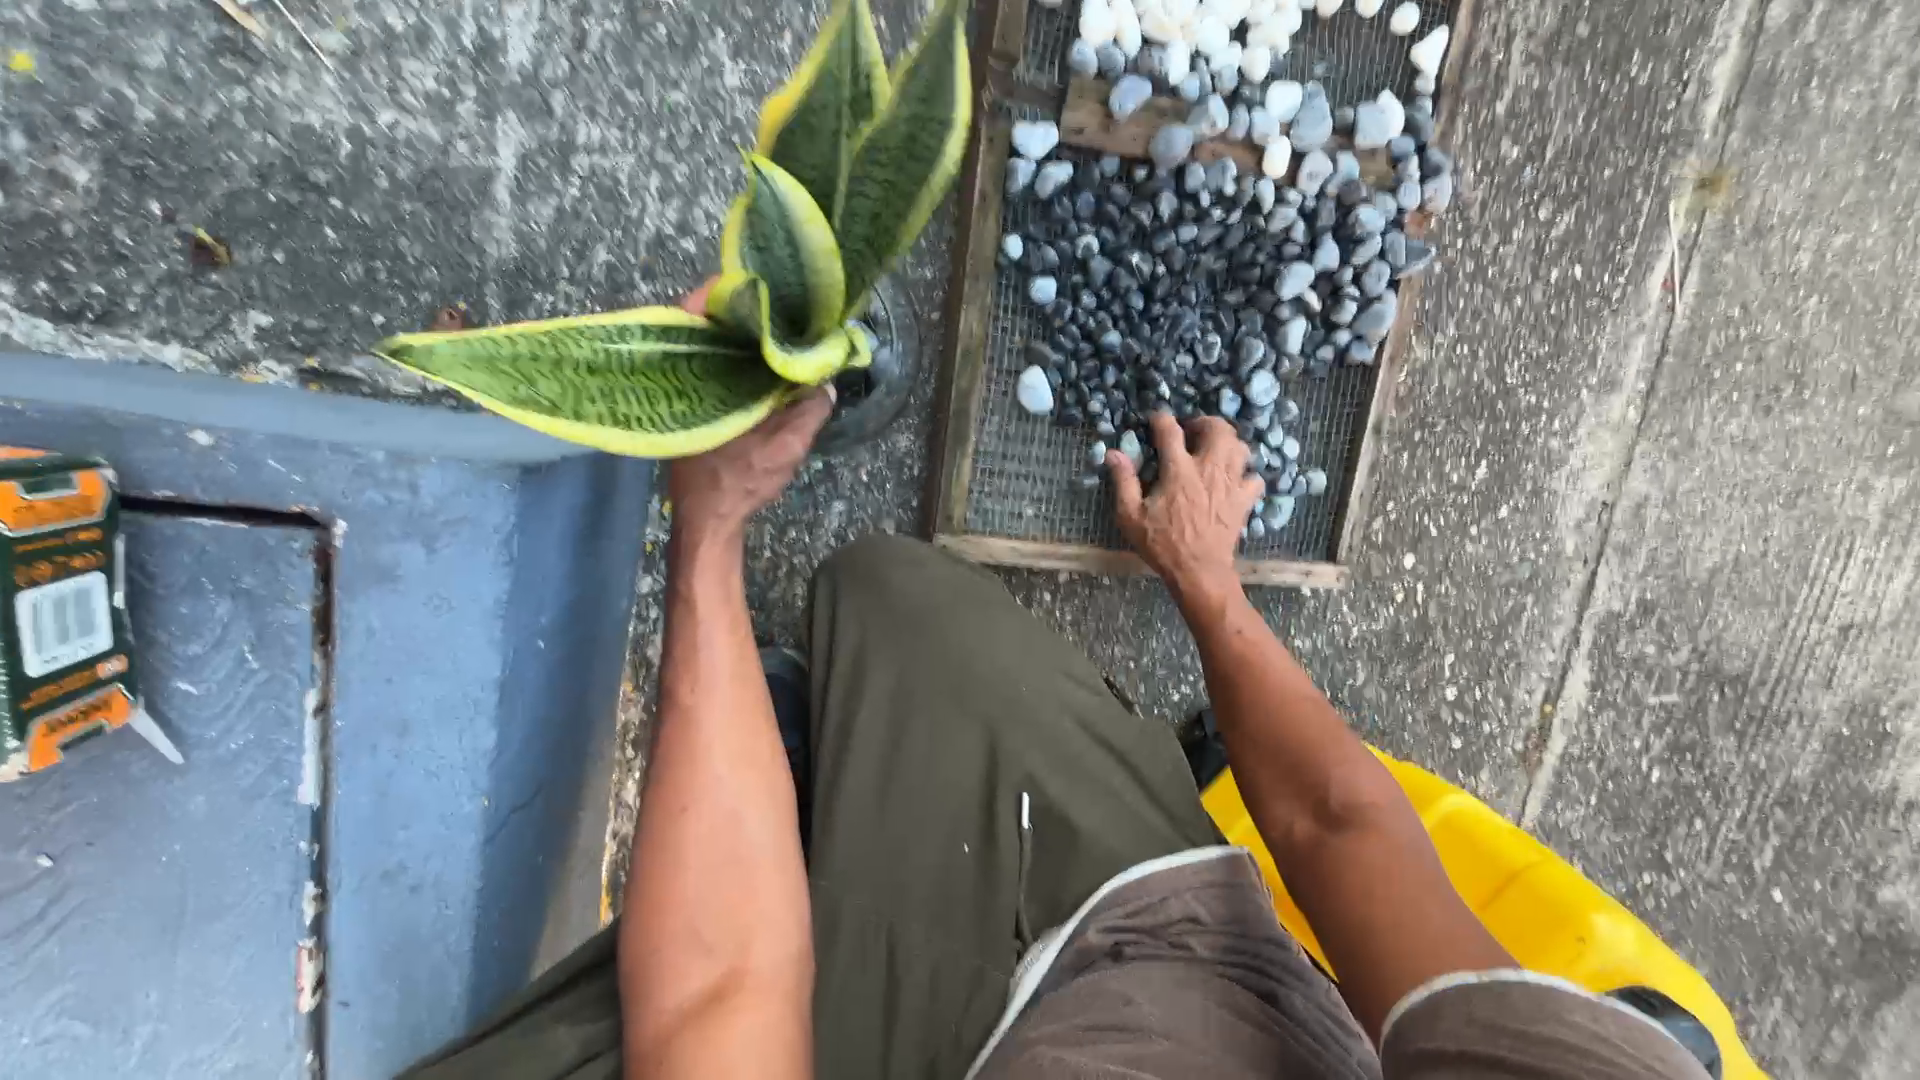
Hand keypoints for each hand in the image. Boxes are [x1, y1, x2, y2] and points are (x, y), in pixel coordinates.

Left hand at [667, 281, 833, 544]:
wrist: (708, 520)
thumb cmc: (737, 483)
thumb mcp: (783, 446)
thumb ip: (808, 410)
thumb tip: (826, 383)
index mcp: (698, 378)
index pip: (698, 314)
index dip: (724, 291)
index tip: (755, 281)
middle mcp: (685, 378)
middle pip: (704, 324)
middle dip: (738, 308)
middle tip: (774, 299)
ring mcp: (686, 392)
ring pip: (708, 345)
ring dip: (737, 333)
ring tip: (774, 323)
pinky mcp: (693, 406)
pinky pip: (712, 366)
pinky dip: (734, 357)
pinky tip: (762, 361)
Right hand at [1108, 412, 1263, 607]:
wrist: (1198, 571)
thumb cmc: (1161, 544)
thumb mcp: (1130, 515)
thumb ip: (1123, 481)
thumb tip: (1113, 453)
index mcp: (1178, 470)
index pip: (1170, 430)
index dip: (1161, 419)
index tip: (1155, 420)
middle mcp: (1208, 469)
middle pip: (1217, 428)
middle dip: (1204, 422)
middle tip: (1192, 431)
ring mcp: (1231, 483)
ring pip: (1240, 447)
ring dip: (1227, 442)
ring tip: (1214, 449)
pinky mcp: (1244, 500)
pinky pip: (1254, 477)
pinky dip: (1246, 474)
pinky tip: (1234, 480)